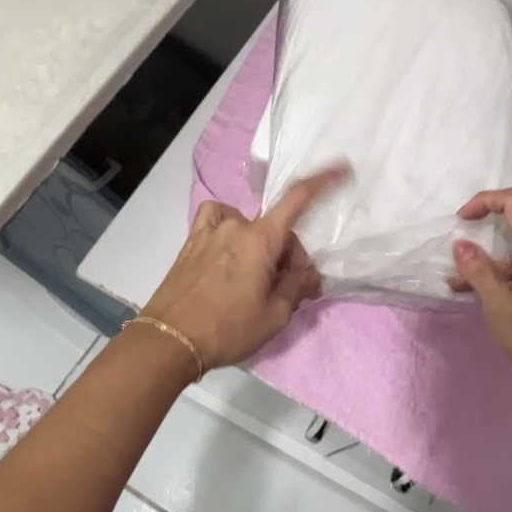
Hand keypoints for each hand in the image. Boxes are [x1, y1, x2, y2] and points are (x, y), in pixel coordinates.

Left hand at [139, 166, 348, 369]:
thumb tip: (308, 275)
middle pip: (276, 228)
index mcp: (261, 240)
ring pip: (248, 226)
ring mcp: (210, 232)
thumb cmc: (228, 328)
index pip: (297, 198)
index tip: (341, 169)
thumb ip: (296, 288)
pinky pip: (216, 220)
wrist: (169, 341)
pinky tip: (228, 248)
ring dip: (260, 245)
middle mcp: (237, 226)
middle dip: (288, 254)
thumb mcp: (275, 315)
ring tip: (256, 275)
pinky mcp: (191, 243)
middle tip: (288, 288)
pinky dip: (227, 227)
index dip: (322, 181)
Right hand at [452, 188, 511, 396]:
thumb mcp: (500, 307)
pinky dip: (510, 262)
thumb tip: (461, 244)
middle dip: (503, 202)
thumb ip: (479, 272)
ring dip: (502, 241)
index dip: (486, 200)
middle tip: (477, 216)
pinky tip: (487, 289)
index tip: (461, 219)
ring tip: (467, 272)